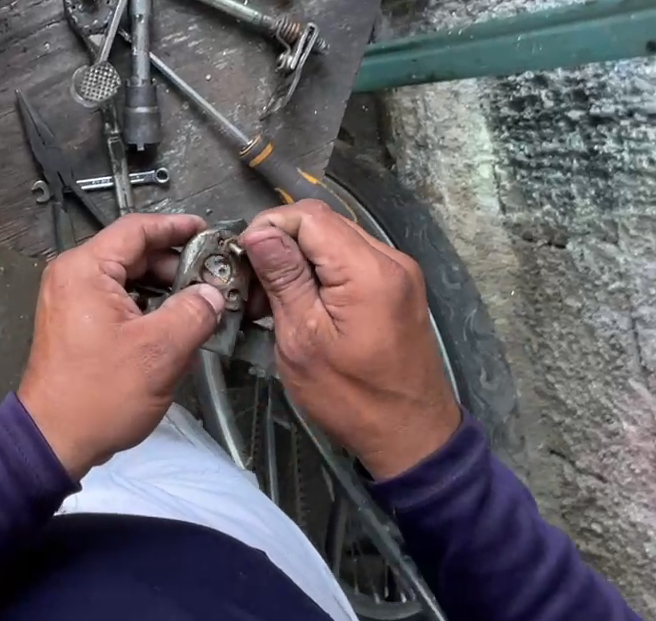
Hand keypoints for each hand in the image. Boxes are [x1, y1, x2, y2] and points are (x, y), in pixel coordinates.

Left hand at [17, 214, 225, 478]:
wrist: (54, 437)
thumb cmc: (98, 394)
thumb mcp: (159, 351)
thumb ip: (193, 313)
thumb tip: (213, 294)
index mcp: (85, 268)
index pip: (135, 229)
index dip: (175, 227)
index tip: (205, 230)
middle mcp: (71, 274)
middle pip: (131, 253)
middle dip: (174, 264)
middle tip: (212, 278)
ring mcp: (69, 297)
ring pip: (125, 278)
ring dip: (162, 287)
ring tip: (199, 303)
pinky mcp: (73, 319)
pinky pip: (114, 298)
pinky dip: (144, 305)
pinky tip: (171, 323)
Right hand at [240, 200, 460, 479]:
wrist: (412, 439)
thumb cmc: (352, 397)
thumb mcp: (302, 338)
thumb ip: (283, 277)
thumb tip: (257, 232)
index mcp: (369, 271)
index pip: (307, 216)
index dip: (267, 228)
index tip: (244, 260)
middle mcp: (389, 259)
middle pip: (319, 222)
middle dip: (277, 243)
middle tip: (251, 281)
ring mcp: (395, 272)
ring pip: (329, 237)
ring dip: (293, 257)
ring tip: (269, 297)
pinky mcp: (393, 286)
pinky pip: (344, 257)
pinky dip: (314, 270)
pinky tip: (297, 300)